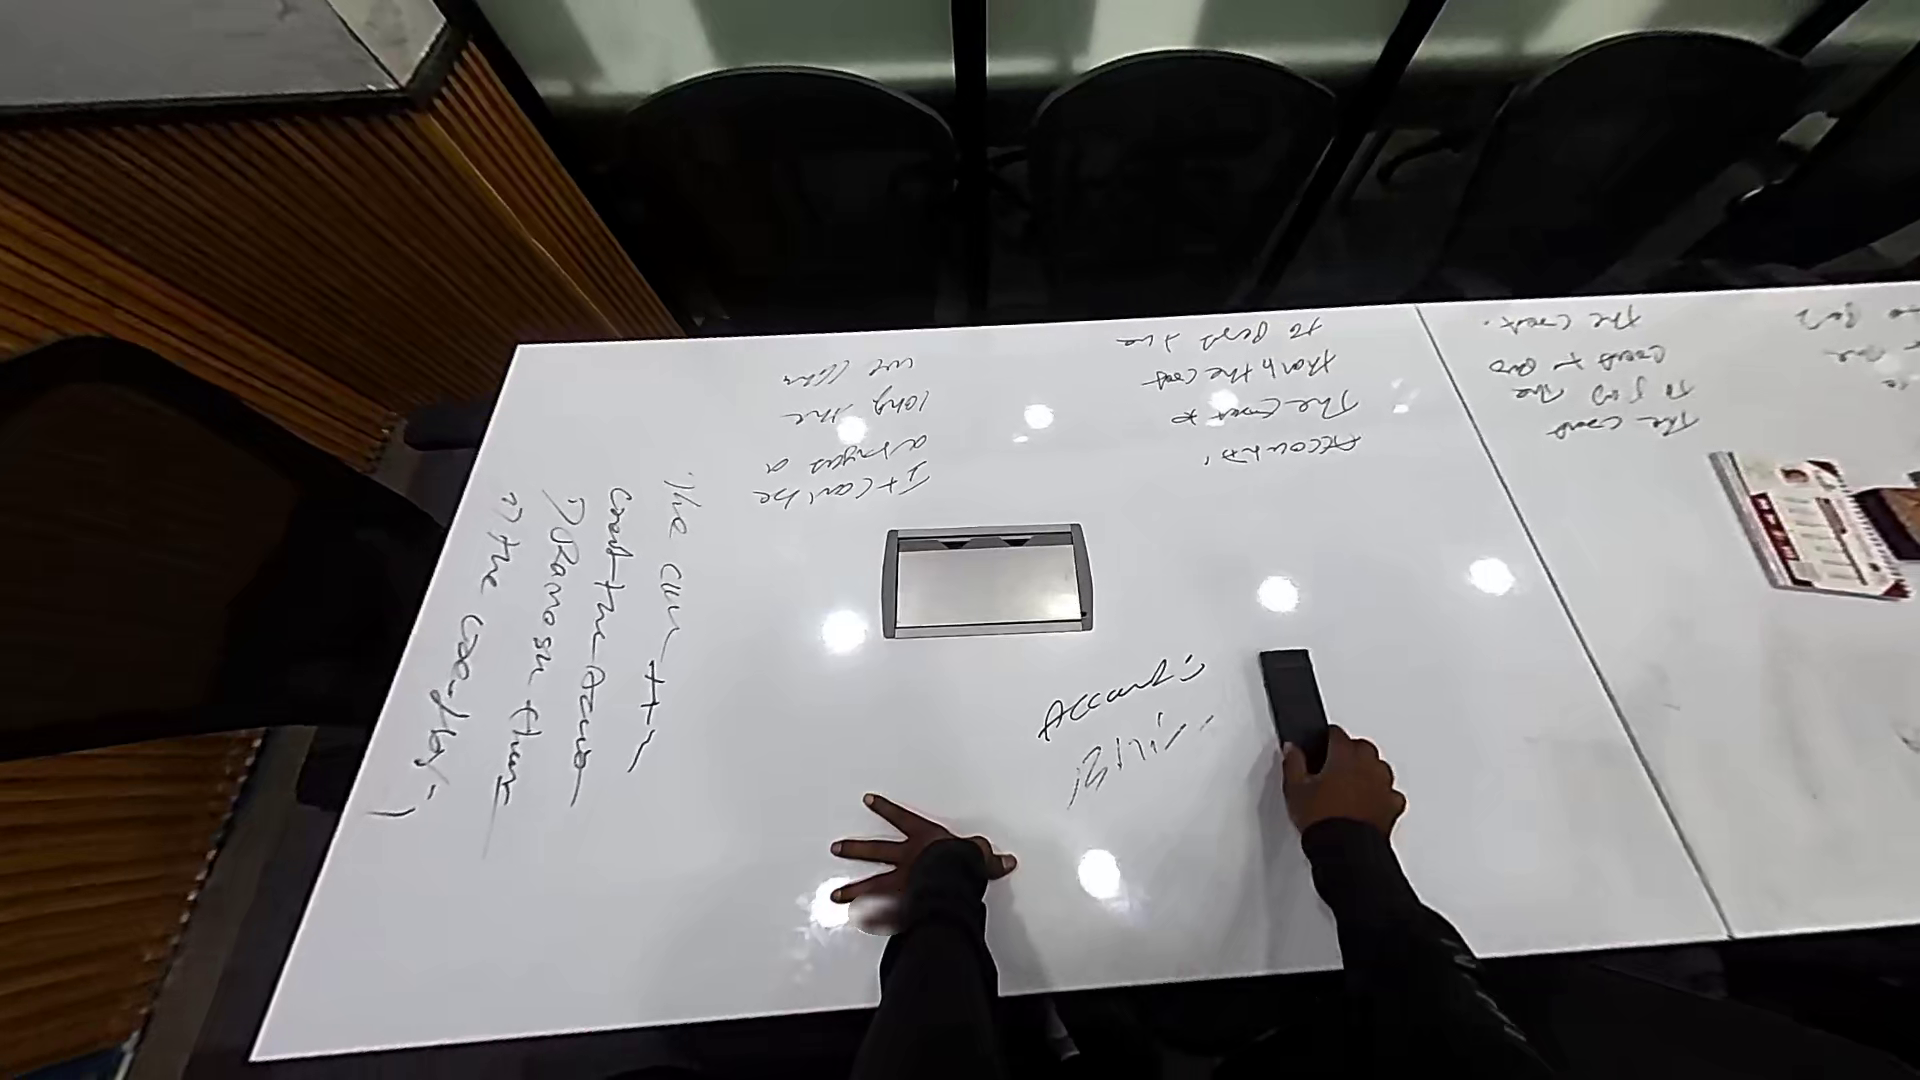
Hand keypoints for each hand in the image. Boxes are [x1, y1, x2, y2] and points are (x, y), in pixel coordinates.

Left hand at [829, 793, 1015, 902]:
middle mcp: (907, 858)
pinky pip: (882, 913)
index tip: (867, 800)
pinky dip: (871, 919)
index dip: (884, 808)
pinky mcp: (900, 905)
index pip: (900, 818)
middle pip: (875, 851)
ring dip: (852, 890)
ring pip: (870, 883)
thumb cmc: (962, 862)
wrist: (954, 878)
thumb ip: (987, 858)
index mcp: (923, 839)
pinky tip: (858, 924)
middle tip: (836, 847)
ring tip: (835, 896)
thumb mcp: (979, 854)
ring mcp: (900, 881)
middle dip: (855, 849)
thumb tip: (1006, 861)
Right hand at [1281, 726, 1406, 836]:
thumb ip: (1293, 763)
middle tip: (1335, 756)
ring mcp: (1383, 788)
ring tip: (1352, 776)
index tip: (1322, 739)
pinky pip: (1391, 792)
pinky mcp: (1392, 808)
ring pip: (1380, 767)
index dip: (1328, 735)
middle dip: (1351, 748)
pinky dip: (1381, 792)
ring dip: (1368, 767)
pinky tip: (1370, 798)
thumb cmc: (1323, 818)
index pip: (1338, 734)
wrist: (1346, 850)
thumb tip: (1292, 749)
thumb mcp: (1295, 787)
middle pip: (1363, 746)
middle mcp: (1368, 768)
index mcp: (1344, 757)